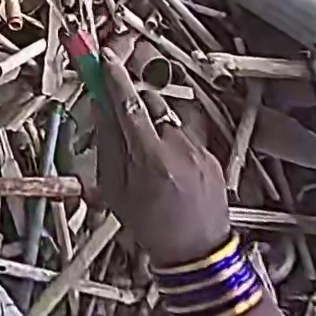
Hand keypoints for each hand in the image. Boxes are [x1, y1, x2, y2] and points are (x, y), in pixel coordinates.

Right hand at [91, 55, 230, 265]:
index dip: (114, 77)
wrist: (200, 258)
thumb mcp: (114, 186)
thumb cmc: (152, 226)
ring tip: (149, 157)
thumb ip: (107, 142)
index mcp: (150, 157)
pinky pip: (186, 136)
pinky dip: (172, 143)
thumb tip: (100, 106)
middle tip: (124, 124)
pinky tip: (168, 168)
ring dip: (154, 127)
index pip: (129, 103)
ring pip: (169, 120)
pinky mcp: (214, 159)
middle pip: (152, 104)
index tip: (104, 57)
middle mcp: (180, 150)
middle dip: (135, 106)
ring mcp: (201, 154)